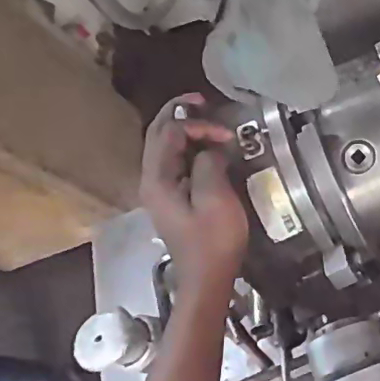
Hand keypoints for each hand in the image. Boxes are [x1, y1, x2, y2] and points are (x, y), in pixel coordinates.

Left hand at [139, 93, 247, 291]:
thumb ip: (208, 164)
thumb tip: (209, 149)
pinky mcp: (173, 198)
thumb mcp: (215, 199)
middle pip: (158, 135)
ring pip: (165, 147)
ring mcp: (160, 190)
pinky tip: (207, 146)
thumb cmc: (213, 241)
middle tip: (202, 101)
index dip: (198, 126)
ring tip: (207, 119)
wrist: (207, 279)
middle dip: (179, 114)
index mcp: (157, 179)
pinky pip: (175, 161)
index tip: (227, 136)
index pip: (170, 134)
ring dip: (184, 129)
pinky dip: (189, 146)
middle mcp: (152, 180)